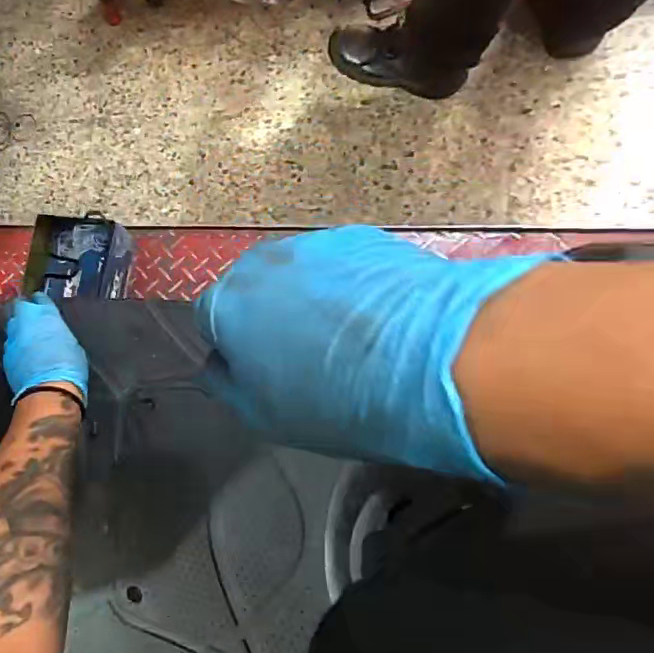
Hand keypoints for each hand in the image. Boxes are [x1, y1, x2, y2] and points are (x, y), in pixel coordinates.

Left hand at [3, 294, 88, 402]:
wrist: (48, 389)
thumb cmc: (69, 365)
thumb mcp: (71, 343)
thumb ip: (58, 331)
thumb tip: (54, 333)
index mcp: (45, 314)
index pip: (39, 298)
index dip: (40, 300)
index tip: (41, 303)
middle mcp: (25, 321)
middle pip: (19, 306)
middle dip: (23, 309)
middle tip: (30, 316)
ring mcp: (12, 337)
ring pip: (11, 325)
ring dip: (18, 328)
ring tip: (26, 336)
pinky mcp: (5, 354)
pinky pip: (10, 344)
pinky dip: (15, 346)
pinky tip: (22, 354)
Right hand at [194, 226, 551, 480]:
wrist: (444, 359)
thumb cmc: (340, 398)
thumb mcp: (263, 415)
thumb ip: (225, 384)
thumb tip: (221, 365)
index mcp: (224, 304)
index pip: (208, 321)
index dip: (235, 348)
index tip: (265, 371)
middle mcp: (258, 264)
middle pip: (251, 291)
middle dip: (269, 317)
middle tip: (308, 356)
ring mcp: (312, 244)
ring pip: (295, 275)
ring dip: (309, 299)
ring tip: (353, 338)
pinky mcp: (364, 237)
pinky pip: (341, 265)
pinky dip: (352, 286)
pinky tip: (384, 320)